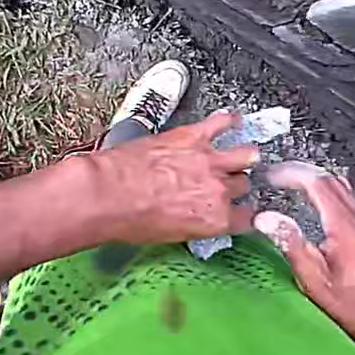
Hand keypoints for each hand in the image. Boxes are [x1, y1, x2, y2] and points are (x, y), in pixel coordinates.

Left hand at [82, 112, 258, 243]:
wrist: (108, 193)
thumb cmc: (130, 218)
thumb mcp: (169, 234)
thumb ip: (194, 223)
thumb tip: (195, 217)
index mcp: (215, 219)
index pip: (246, 218)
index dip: (242, 214)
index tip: (239, 212)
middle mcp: (219, 189)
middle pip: (243, 184)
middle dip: (236, 185)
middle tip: (225, 183)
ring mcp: (209, 160)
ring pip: (246, 154)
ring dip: (244, 156)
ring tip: (242, 154)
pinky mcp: (193, 136)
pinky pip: (221, 123)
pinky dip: (229, 120)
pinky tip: (233, 119)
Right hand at [253, 162, 354, 354]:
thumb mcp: (315, 280)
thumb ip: (291, 243)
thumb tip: (266, 217)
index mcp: (346, 227)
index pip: (318, 183)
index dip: (293, 173)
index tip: (273, 175)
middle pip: (333, 181)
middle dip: (304, 173)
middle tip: (279, 176)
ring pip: (344, 190)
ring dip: (318, 182)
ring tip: (294, 186)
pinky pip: (352, 202)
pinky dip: (331, 195)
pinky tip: (320, 208)